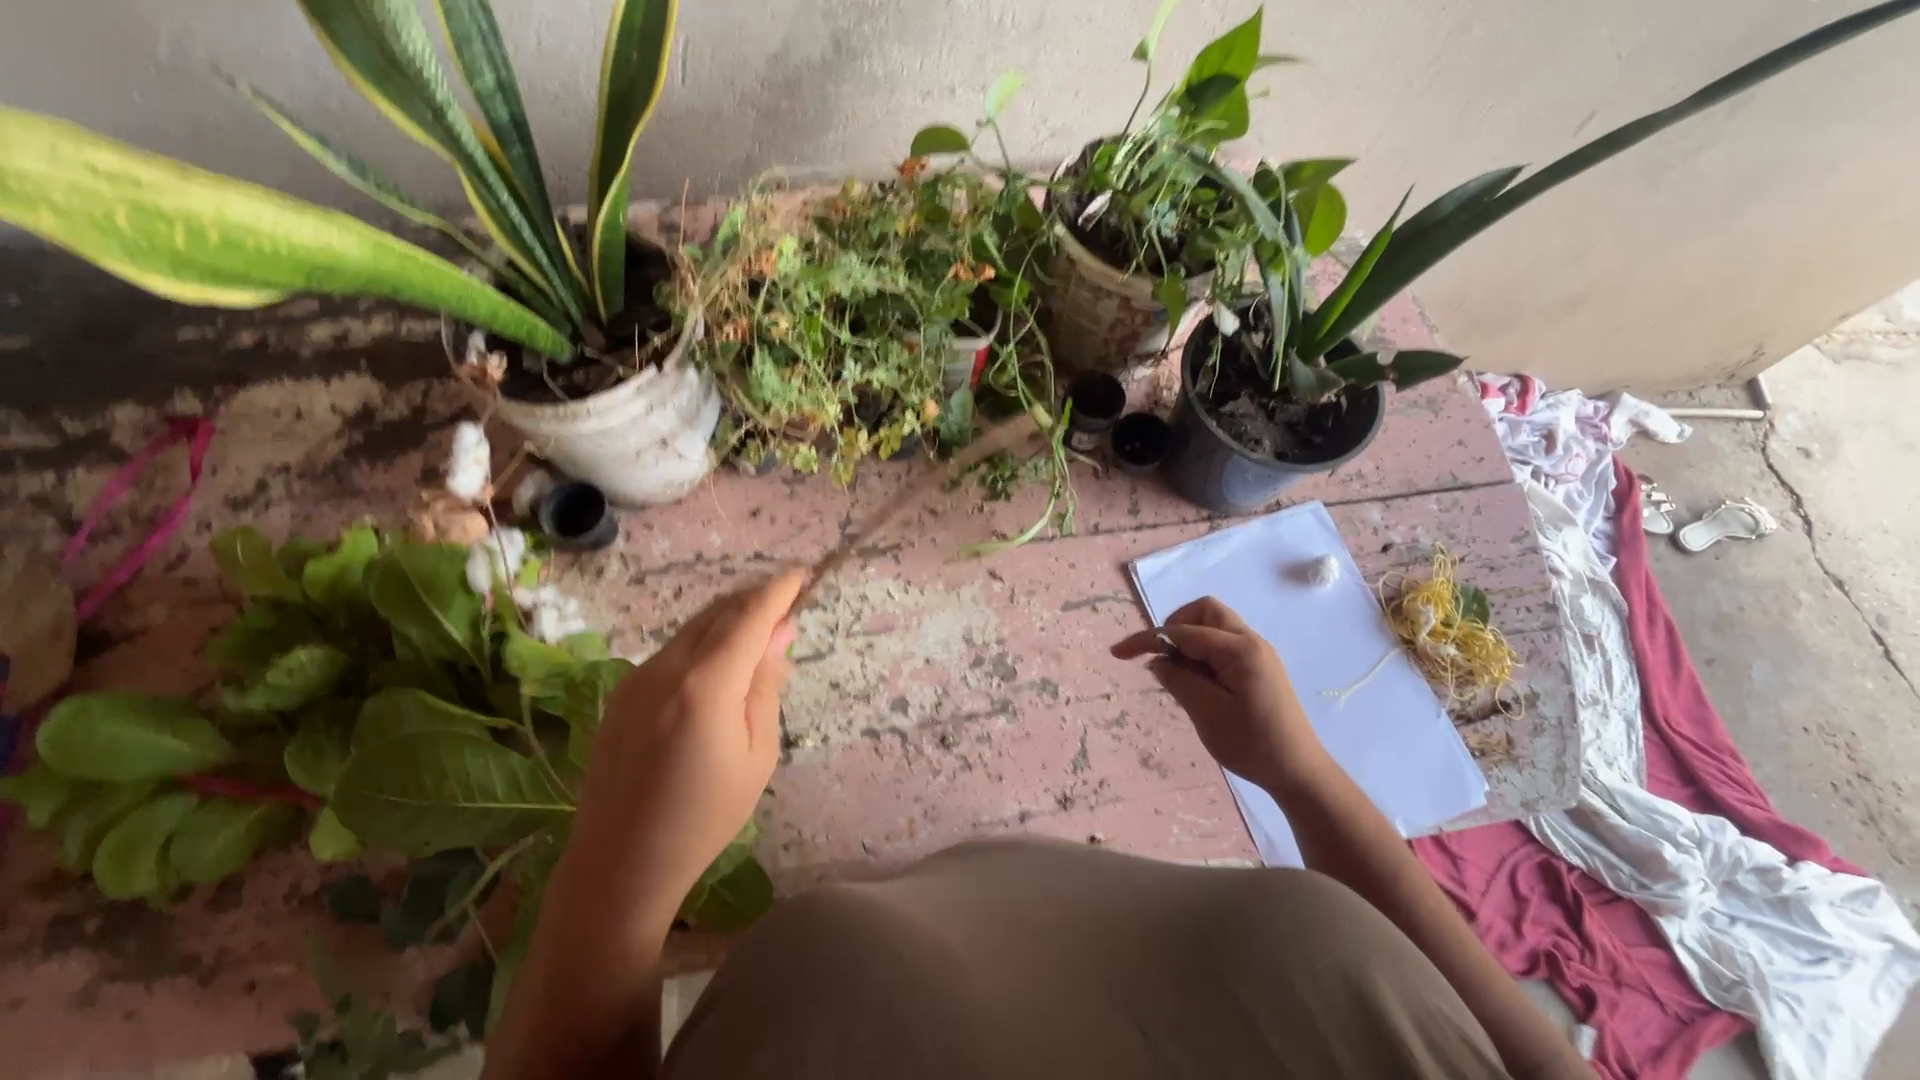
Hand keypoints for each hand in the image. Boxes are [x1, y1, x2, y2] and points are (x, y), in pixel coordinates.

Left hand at [568, 570, 802, 908]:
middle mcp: (665, 669)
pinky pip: (670, 652)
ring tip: (760, 626)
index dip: (777, 591)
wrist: (620, 862)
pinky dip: (702, 642)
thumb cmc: (705, 818)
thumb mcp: (756, 755)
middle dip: (754, 598)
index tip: (802, 574)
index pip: (748, 618)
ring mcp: (635, 679)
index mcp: (705, 686)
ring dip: (727, 618)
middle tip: (787, 597)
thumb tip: (780, 634)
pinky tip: (719, 660)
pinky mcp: (620, 694)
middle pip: (716, 613)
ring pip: (690, 629)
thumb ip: (765, 686)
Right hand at [1110, 596, 1331, 796]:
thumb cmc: (1252, 744)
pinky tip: (1195, 682)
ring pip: (1215, 627)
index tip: (1118, 653)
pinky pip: (1223, 646)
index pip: (1184, 632)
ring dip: (1189, 641)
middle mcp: (1251, 642)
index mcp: (1240, 649)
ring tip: (1176, 675)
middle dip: (1175, 626)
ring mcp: (1258, 654)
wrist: (1299, 771)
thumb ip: (1179, 680)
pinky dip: (1202, 654)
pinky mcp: (1259, 669)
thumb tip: (1158, 661)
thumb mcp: (1207, 713)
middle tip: (1159, 656)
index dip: (1148, 639)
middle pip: (1205, 612)